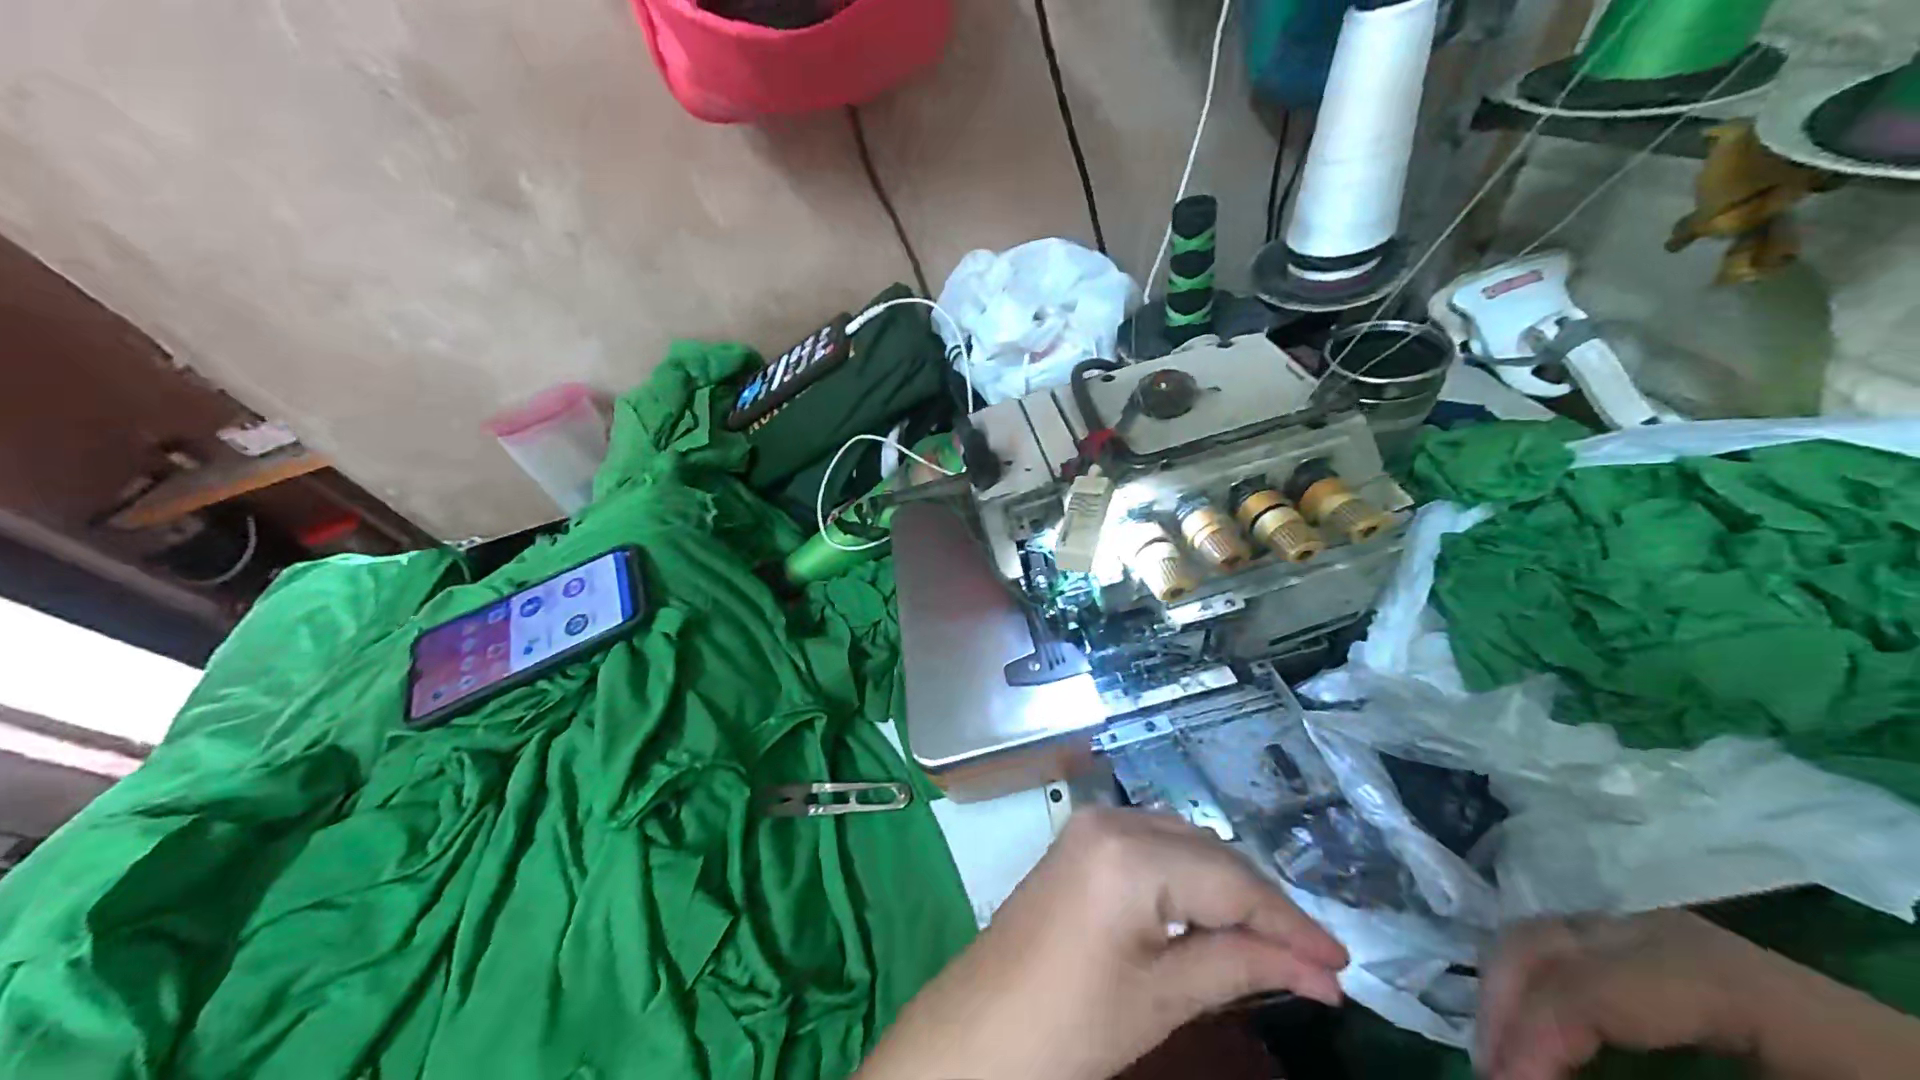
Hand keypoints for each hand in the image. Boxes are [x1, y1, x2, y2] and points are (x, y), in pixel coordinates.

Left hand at [856, 807, 1347, 1079]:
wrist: (979, 1031)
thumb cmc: (1069, 1024)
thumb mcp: (1163, 997)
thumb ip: (1244, 966)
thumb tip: (1322, 973)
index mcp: (1130, 853)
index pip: (1233, 882)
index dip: (1291, 924)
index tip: (1341, 965)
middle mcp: (1111, 819)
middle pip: (1211, 855)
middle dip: (1263, 906)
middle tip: (1315, 963)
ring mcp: (1091, 825)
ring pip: (1185, 845)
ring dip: (1228, 889)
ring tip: (1273, 944)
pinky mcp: (1081, 841)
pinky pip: (1153, 846)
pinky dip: (1189, 878)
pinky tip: (1214, 915)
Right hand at [1477, 908, 1919, 1079]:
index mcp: (1749, 988)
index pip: (1604, 987)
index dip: (1538, 1034)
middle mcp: (1698, 941)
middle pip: (1559, 940)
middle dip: (1506, 1004)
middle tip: (1487, 1069)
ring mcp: (1681, 942)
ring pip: (1555, 935)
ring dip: (1512, 991)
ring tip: (1502, 1055)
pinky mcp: (1673, 958)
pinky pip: (1579, 952)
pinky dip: (1542, 988)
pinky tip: (1538, 1037)